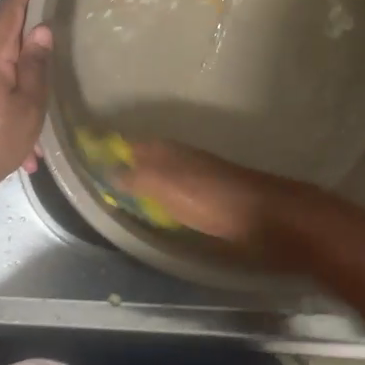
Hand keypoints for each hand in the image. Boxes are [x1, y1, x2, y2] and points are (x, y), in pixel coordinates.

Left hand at [0, 0, 53, 194]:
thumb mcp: (28, 104)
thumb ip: (35, 64)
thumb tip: (41, 28)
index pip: (10, 9)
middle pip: (8, 36)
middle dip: (31, 33)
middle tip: (50, 9)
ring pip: (7, 70)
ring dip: (27, 88)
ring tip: (40, 118)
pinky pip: (1, 91)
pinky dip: (17, 107)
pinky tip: (26, 149)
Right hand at [118, 139, 305, 255]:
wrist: (270, 220)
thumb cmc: (213, 201)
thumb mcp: (167, 186)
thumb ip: (137, 178)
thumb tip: (108, 170)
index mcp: (172, 153)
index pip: (136, 145)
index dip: (116, 149)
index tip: (94, 156)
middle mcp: (186, 161)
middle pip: (152, 158)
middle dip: (131, 164)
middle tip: (108, 178)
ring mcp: (204, 180)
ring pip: (168, 175)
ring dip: (151, 181)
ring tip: (131, 195)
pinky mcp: (218, 201)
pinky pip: (183, 194)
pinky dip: (168, 198)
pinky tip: (166, 210)